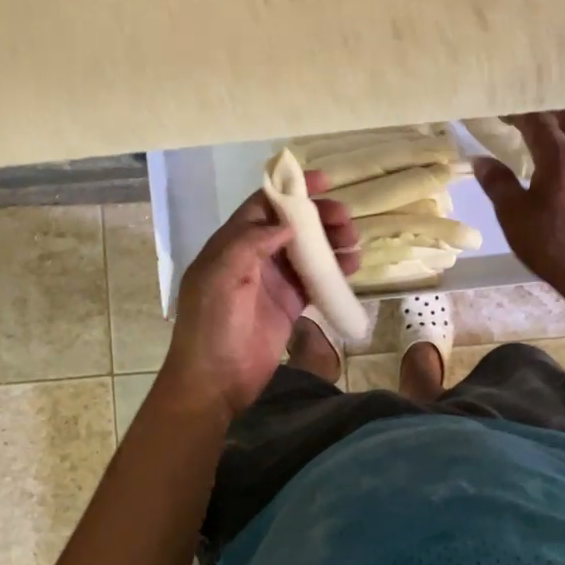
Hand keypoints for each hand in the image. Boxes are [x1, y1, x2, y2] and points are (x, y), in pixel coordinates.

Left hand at [164, 170, 357, 420]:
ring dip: (331, 242)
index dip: (292, 189)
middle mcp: (254, 257)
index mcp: (231, 244)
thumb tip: (287, 224)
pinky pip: (315, 280)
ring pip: (307, 250)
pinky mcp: (289, 305)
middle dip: (319, 217)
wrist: (214, 382)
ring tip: (354, 242)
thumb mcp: (220, 278)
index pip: (264, 205)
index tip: (325, 182)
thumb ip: (250, 244)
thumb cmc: (211, 326)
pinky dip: (334, 271)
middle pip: (291, 225)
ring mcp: (273, 282)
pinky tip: (352, 266)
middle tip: (347, 219)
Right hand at [472, 109, 564, 293]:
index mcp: (559, 156)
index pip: (538, 120)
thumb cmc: (551, 244)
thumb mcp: (513, 215)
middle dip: (552, 109)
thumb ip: (497, 182)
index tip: (504, 112)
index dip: (520, 112)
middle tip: (532, 116)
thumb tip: (479, 160)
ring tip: (561, 126)